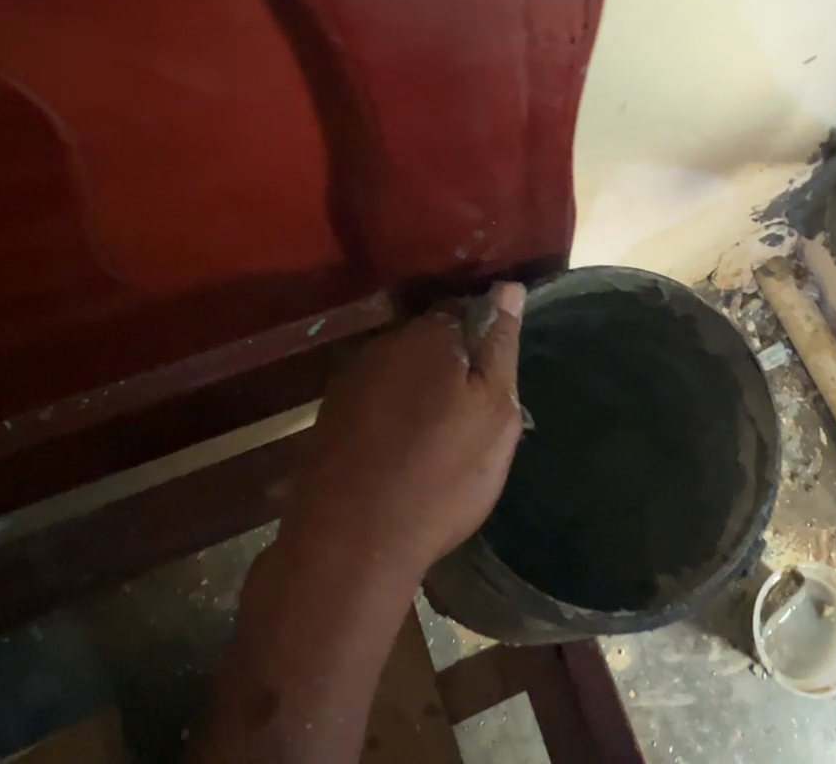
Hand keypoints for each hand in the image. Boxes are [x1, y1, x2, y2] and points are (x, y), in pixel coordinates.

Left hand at [282, 281, 526, 576]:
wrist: (350, 546)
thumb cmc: (441, 475)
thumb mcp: (494, 413)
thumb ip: (500, 347)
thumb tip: (508, 289)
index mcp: (428, 336)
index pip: (465, 310)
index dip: (485, 339)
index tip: (497, 376)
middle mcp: (382, 347)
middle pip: (429, 342)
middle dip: (451, 366)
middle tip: (474, 414)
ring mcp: (348, 384)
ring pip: (400, 373)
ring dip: (420, 393)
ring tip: (439, 440)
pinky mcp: (327, 421)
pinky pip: (375, 404)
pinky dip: (392, 419)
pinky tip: (402, 455)